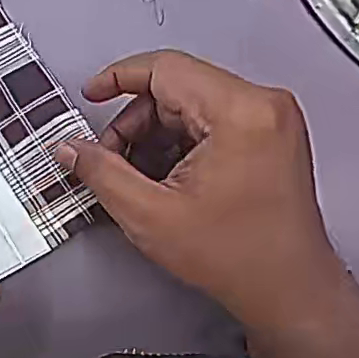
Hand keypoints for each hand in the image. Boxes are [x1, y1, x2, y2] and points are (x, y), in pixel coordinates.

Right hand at [55, 50, 358, 357]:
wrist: (286, 288)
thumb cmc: (236, 257)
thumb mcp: (149, 216)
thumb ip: (101, 173)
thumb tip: (72, 149)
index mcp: (239, 112)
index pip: (166, 69)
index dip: (118, 78)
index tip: (93, 95)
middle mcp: (263, 105)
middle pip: (177, 89)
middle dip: (135, 124)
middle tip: (111, 161)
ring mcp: (271, 120)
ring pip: (192, 108)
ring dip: (155, 138)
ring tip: (141, 181)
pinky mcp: (271, 138)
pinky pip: (212, 124)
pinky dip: (180, 147)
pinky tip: (166, 182)